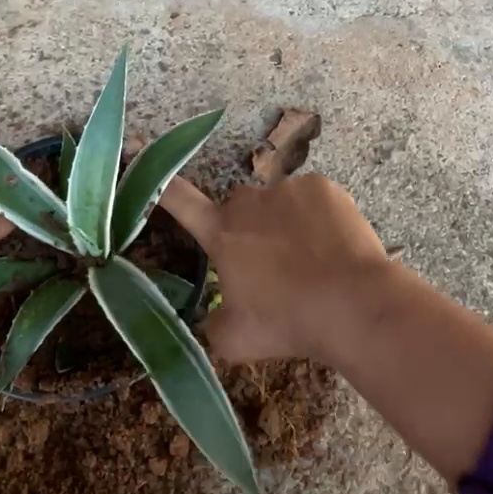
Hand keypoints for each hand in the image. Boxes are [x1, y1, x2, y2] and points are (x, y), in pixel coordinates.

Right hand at [158, 174, 391, 361]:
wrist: (353, 304)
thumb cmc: (289, 322)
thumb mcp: (236, 339)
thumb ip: (213, 323)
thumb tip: (214, 317)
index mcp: (222, 232)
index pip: (180, 201)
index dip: (161, 184)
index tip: (139, 154)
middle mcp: (250, 202)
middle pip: (239, 209)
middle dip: (248, 229)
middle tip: (272, 265)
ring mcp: (289, 190)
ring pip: (279, 204)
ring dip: (286, 225)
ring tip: (311, 262)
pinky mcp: (325, 188)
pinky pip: (313, 201)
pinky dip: (318, 219)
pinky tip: (332, 249)